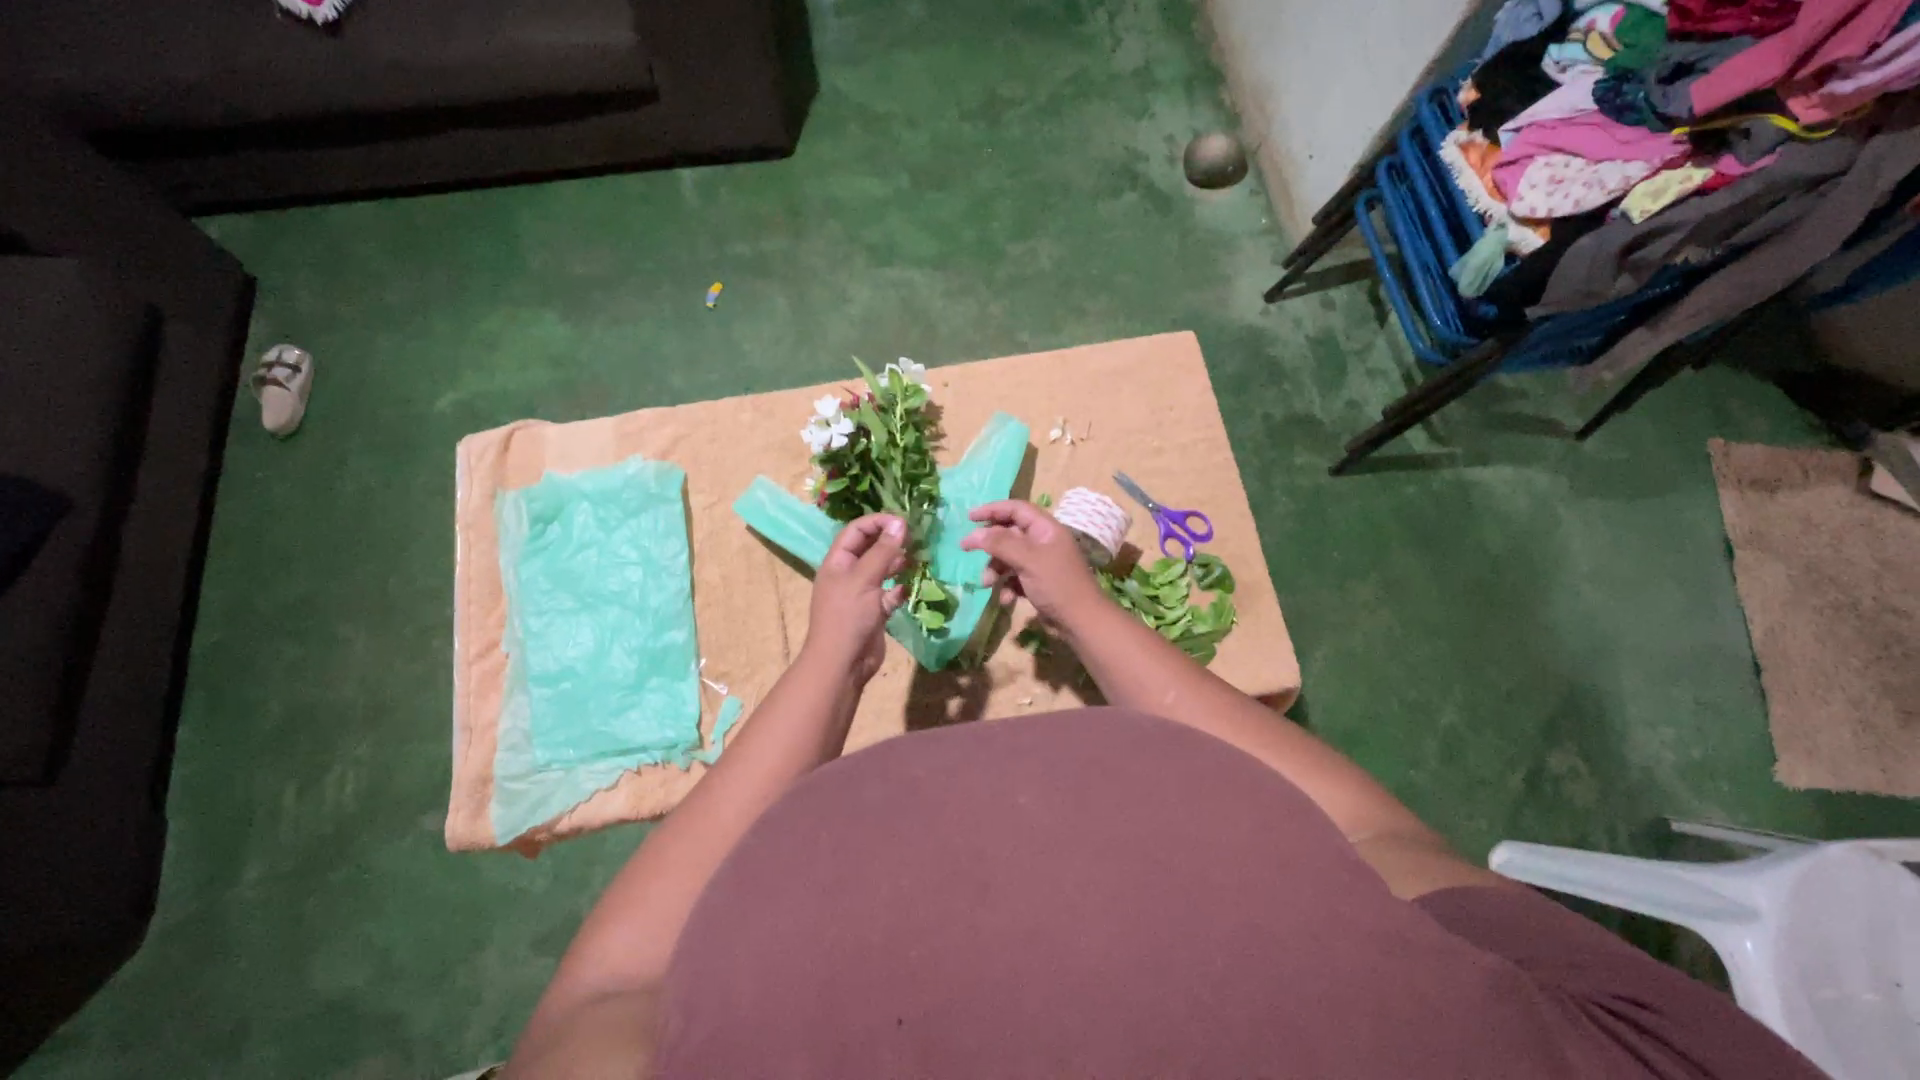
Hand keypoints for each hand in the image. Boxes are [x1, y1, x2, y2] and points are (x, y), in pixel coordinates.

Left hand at [802, 514, 908, 684]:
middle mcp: (848, 574)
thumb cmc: (848, 616)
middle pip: (870, 549)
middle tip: (916, 538)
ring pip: (882, 571)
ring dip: (898, 563)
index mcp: (837, 562)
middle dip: (890, 541)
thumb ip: (883, 551)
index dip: (877, 522)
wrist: (843, 662)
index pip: (856, 531)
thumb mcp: (864, 579)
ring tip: (918, 558)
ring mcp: (861, 594)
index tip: (903, 522)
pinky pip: (890, 593)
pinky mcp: (874, 612)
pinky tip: (911, 586)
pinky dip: (900, 589)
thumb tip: (899, 523)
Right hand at [959, 500, 1107, 626]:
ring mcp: (1040, 564)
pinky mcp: (1037, 583)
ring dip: (995, 569)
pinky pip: (1014, 578)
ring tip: (988, 584)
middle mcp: (1043, 542)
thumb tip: (973, 534)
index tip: (970, 518)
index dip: (992, 509)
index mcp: (1046, 529)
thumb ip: (1000, 543)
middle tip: (967, 549)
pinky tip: (1007, 600)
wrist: (1080, 621)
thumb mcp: (1028, 560)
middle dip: (989, 545)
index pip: (1016, 509)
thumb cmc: (1057, 584)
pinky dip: (1007, 586)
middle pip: (1009, 534)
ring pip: (1008, 558)